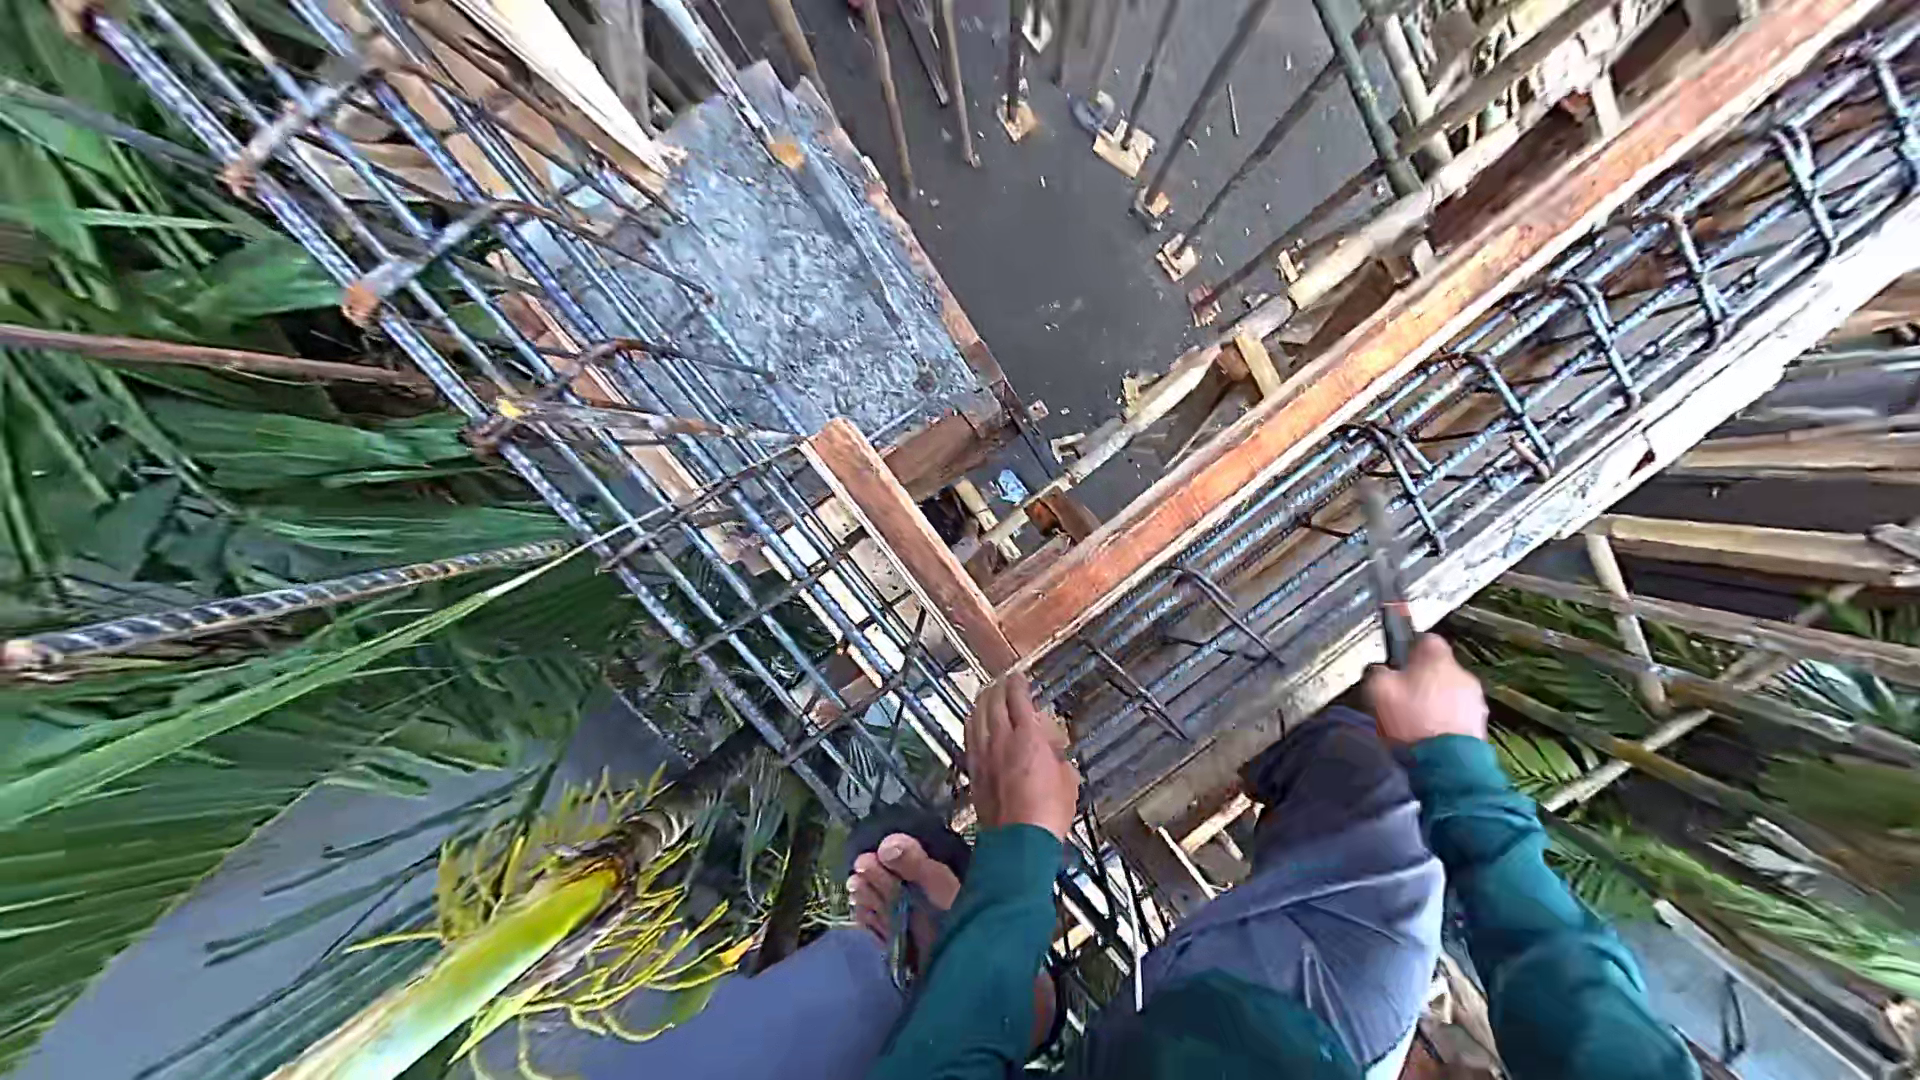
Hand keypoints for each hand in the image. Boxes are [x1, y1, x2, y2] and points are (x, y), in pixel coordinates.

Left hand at [965, 673, 1079, 839]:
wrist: (1019, 841)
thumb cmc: (1047, 813)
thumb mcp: (1068, 780)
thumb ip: (1059, 760)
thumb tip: (1055, 756)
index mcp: (1028, 736)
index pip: (1018, 698)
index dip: (1017, 683)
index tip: (1018, 677)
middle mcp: (1001, 739)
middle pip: (992, 702)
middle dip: (997, 688)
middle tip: (1001, 682)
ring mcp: (984, 754)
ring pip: (976, 717)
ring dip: (981, 702)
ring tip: (985, 696)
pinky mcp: (974, 771)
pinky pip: (970, 738)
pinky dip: (972, 724)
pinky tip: (973, 724)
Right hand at [1364, 633, 1488, 745]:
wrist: (1446, 764)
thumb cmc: (1409, 718)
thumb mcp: (1377, 688)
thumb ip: (1377, 670)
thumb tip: (1382, 670)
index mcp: (1438, 659)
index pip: (1425, 637)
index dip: (1408, 644)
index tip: (1394, 656)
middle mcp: (1462, 674)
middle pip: (1437, 666)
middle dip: (1419, 674)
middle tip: (1397, 690)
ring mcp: (1475, 700)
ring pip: (1447, 689)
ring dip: (1432, 696)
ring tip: (1410, 714)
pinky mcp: (1480, 724)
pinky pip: (1455, 711)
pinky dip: (1442, 715)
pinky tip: (1425, 728)